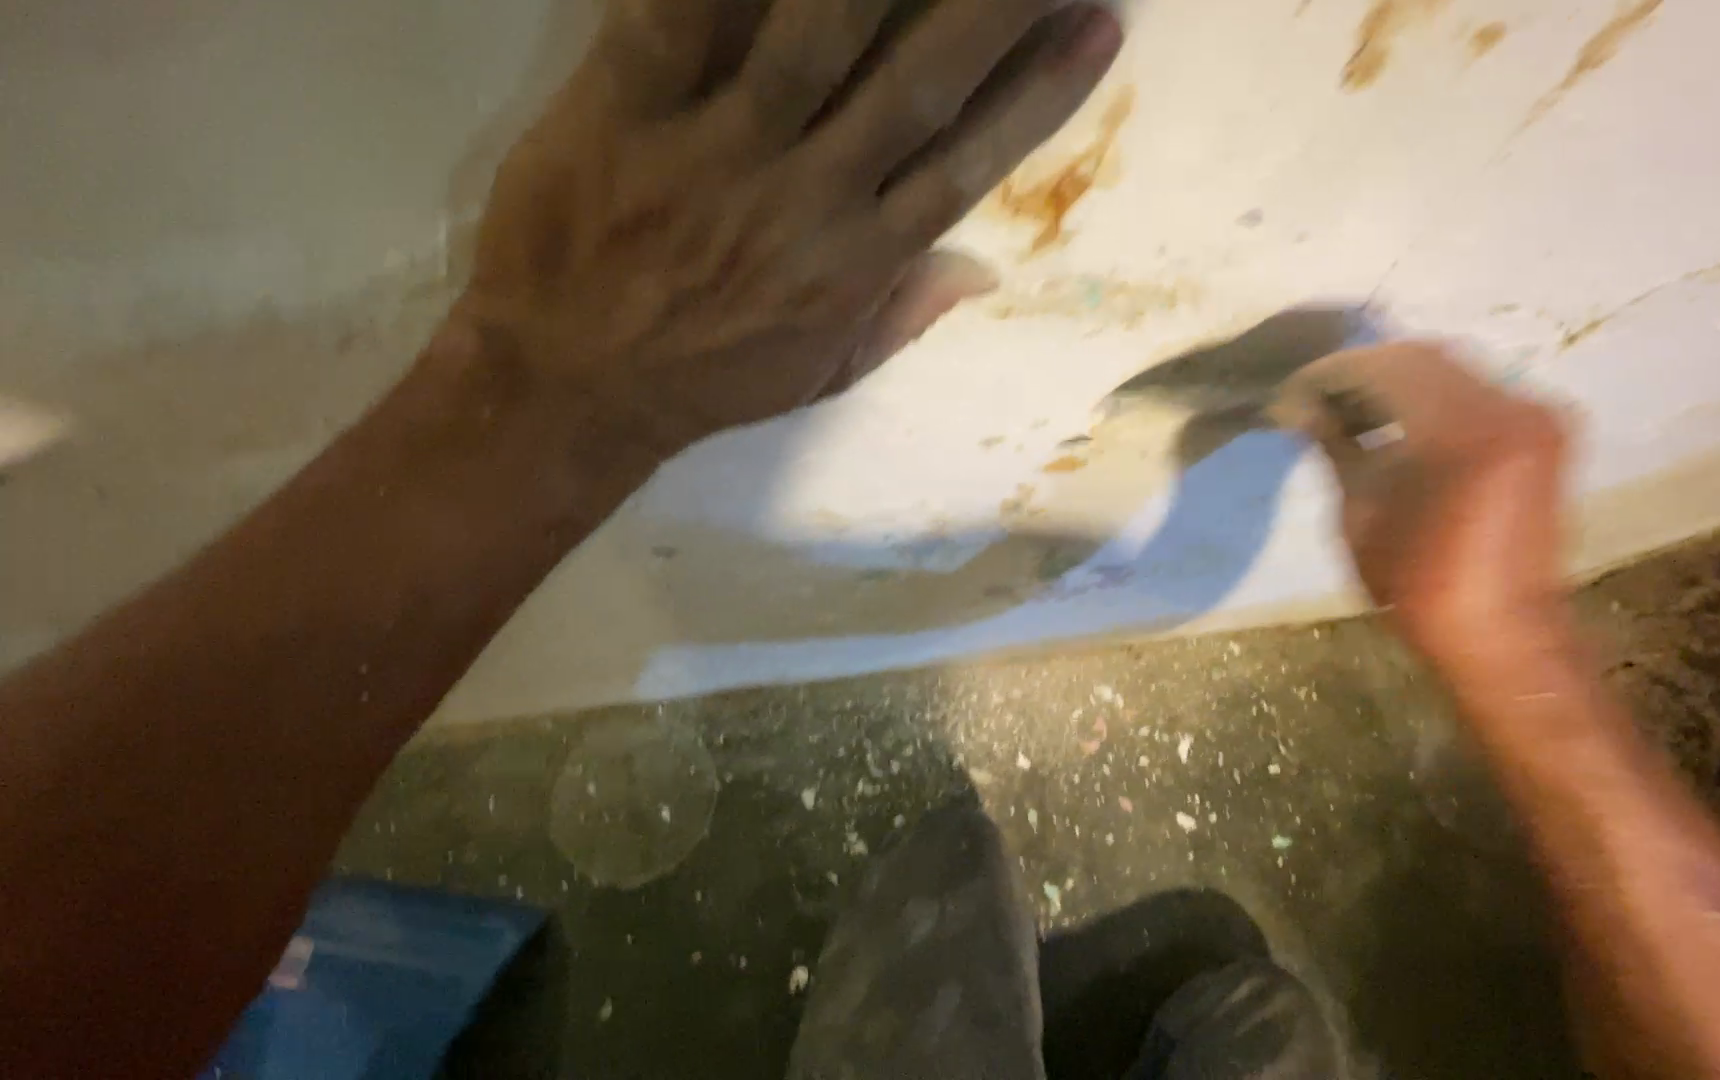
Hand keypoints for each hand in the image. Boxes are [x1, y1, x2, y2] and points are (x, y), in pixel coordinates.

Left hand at [451, 0, 1124, 469]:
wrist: (573, 389)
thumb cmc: (710, 382)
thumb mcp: (822, 373)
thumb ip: (901, 316)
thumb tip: (982, 273)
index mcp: (856, 266)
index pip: (965, 165)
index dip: (1037, 94)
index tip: (1097, 24)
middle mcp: (807, 200)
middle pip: (916, 82)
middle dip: (989, 4)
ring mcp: (716, 150)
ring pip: (814, 27)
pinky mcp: (622, 112)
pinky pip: (676, 13)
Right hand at [1274, 342, 1574, 667]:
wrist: (1501, 629)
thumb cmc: (1416, 581)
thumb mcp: (1359, 511)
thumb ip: (1335, 445)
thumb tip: (1301, 408)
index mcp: (1459, 429)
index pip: (1384, 366)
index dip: (1331, 373)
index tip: (1292, 391)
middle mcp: (1507, 406)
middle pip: (1420, 357)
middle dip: (1360, 372)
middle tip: (1315, 398)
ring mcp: (1532, 415)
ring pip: (1449, 368)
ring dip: (1393, 381)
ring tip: (1346, 410)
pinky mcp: (1541, 430)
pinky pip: (1474, 390)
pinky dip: (1427, 396)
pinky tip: (1391, 421)